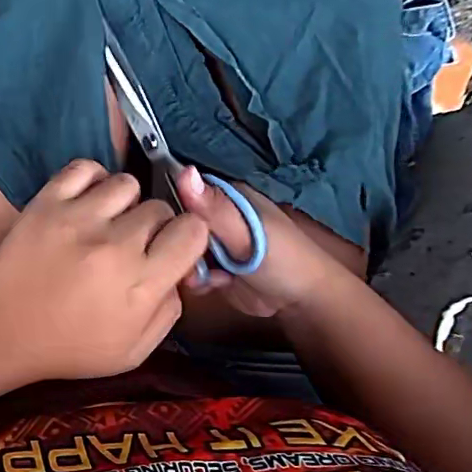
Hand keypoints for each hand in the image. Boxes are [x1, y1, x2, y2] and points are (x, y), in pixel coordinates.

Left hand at [0, 160, 210, 381]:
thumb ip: (170, 310)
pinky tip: (87, 204)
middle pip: (160, 208)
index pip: (193, 231)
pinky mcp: (47, 203)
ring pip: (127, 184)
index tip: (173, 249)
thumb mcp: (135, 350)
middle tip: (134, 246)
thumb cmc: (71, 347)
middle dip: (155, 227)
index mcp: (141, 284)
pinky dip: (93, 181)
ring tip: (108, 224)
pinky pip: (86, 168)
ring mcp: (79, 219)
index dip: (189, 238)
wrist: (3, 333)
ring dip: (125, 203)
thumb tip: (183, 272)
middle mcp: (116, 245)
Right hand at [173, 165, 346, 317]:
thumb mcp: (245, 233)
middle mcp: (218, 218)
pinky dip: (197, 281)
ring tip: (206, 278)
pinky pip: (193, 272)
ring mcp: (217, 246)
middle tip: (194, 262)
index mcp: (227, 198)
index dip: (172, 211)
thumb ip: (213, 208)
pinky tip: (211, 286)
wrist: (301, 300)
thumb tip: (185, 171)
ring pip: (184, 253)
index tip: (169, 232)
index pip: (184, 193)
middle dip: (180, 247)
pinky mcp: (216, 270)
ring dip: (189, 267)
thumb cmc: (281, 259)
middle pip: (180, 227)